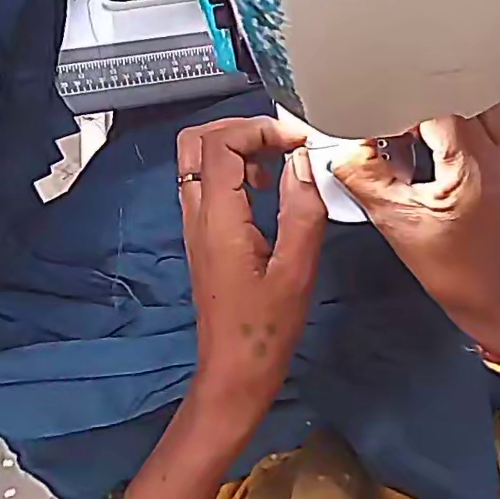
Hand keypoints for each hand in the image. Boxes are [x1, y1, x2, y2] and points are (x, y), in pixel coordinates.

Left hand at [176, 117, 327, 424]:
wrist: (233, 371)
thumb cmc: (265, 329)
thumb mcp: (297, 270)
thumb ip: (302, 210)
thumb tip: (305, 162)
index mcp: (218, 218)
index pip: (222, 143)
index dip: (261, 130)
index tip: (298, 142)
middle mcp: (197, 214)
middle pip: (197, 140)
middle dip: (241, 127)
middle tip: (282, 141)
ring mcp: (194, 224)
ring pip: (197, 159)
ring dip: (235, 147)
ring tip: (277, 162)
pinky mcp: (202, 235)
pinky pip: (206, 183)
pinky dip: (232, 169)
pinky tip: (265, 189)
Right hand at [333, 98, 499, 354]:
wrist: (492, 290)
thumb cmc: (448, 265)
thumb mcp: (392, 218)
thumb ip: (361, 170)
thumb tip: (339, 136)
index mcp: (480, 172)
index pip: (440, 103)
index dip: (404, 101)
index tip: (381, 114)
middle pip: (466, 88)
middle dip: (426, 96)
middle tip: (400, 119)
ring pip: (482, 91)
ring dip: (447, 101)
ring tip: (423, 129)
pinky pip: (494, 107)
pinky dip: (464, 112)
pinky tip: (444, 135)